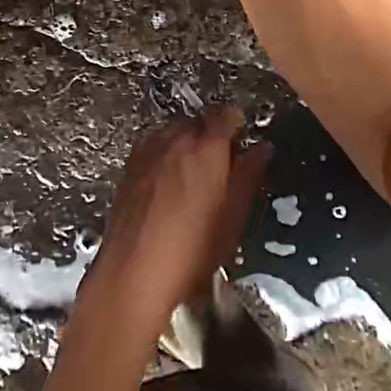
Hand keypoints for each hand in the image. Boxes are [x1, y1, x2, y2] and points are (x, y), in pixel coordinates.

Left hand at [84, 106, 270, 332]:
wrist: (133, 277)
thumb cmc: (188, 253)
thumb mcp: (233, 217)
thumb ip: (249, 175)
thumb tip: (261, 150)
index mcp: (207, 148)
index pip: (226, 114)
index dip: (237, 124)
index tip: (242, 140)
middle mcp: (176, 141)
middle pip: (200, 122)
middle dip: (213, 137)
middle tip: (222, 167)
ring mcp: (149, 152)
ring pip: (175, 133)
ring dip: (187, 145)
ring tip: (194, 179)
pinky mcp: (129, 167)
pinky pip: (154, 147)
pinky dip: (165, 156)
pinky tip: (168, 186)